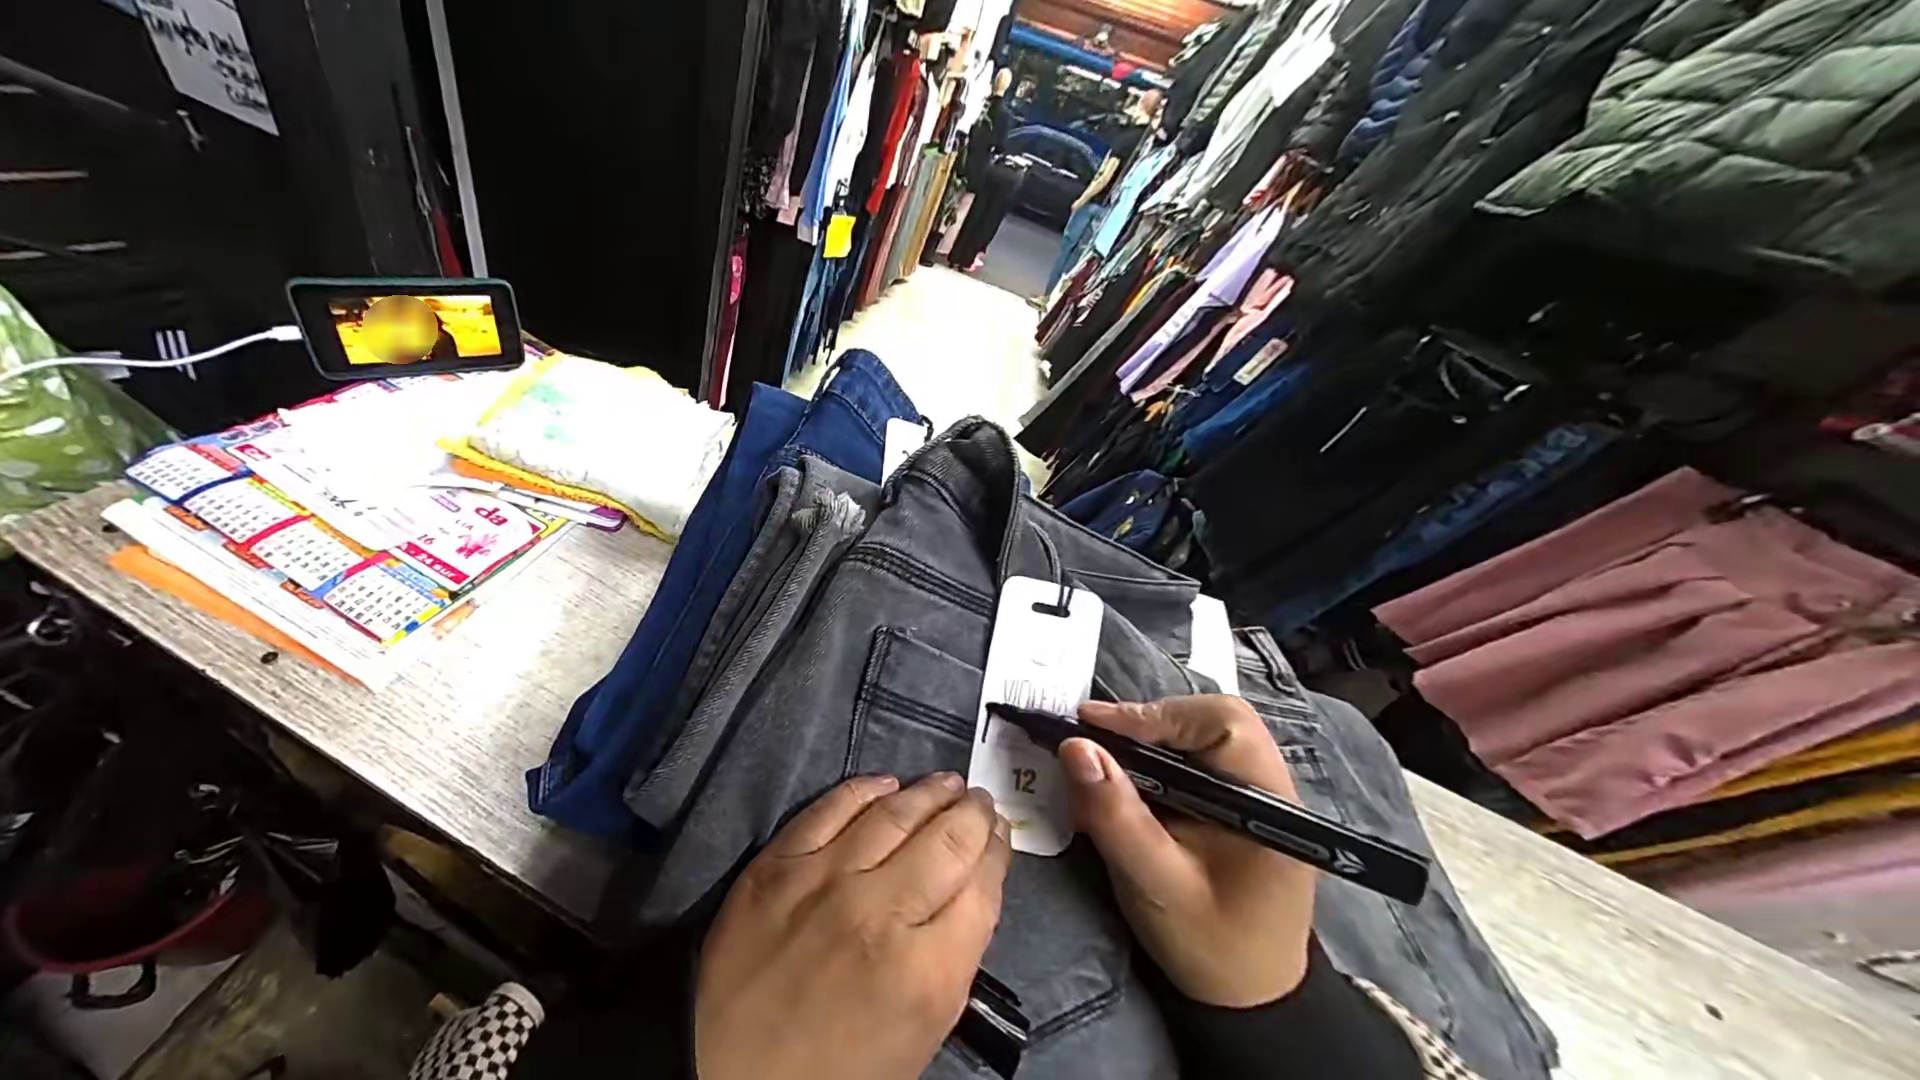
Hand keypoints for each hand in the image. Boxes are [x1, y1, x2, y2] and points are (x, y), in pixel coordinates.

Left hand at [695, 772, 1012, 1079]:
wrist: (722, 1074)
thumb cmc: (834, 1069)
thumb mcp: (918, 1035)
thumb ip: (954, 960)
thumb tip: (972, 888)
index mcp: (925, 972)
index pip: (983, 887)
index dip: (999, 851)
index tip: (1001, 833)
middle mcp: (882, 911)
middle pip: (949, 839)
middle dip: (975, 814)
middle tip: (981, 801)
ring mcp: (827, 879)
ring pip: (897, 813)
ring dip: (931, 791)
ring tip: (948, 783)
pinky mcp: (780, 862)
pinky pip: (834, 806)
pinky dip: (866, 789)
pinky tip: (887, 784)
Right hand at [1061, 696, 1315, 1006]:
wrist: (1249, 996)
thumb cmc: (1211, 945)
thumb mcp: (1154, 883)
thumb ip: (1115, 813)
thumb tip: (1076, 746)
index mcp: (1266, 802)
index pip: (1221, 722)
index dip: (1156, 714)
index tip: (1095, 727)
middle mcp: (1268, 783)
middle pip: (1206, 719)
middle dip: (1144, 725)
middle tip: (1094, 745)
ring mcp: (1253, 790)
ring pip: (1194, 734)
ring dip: (1143, 743)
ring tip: (1100, 767)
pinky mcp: (1233, 800)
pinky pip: (1190, 758)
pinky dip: (1150, 763)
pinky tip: (1122, 787)